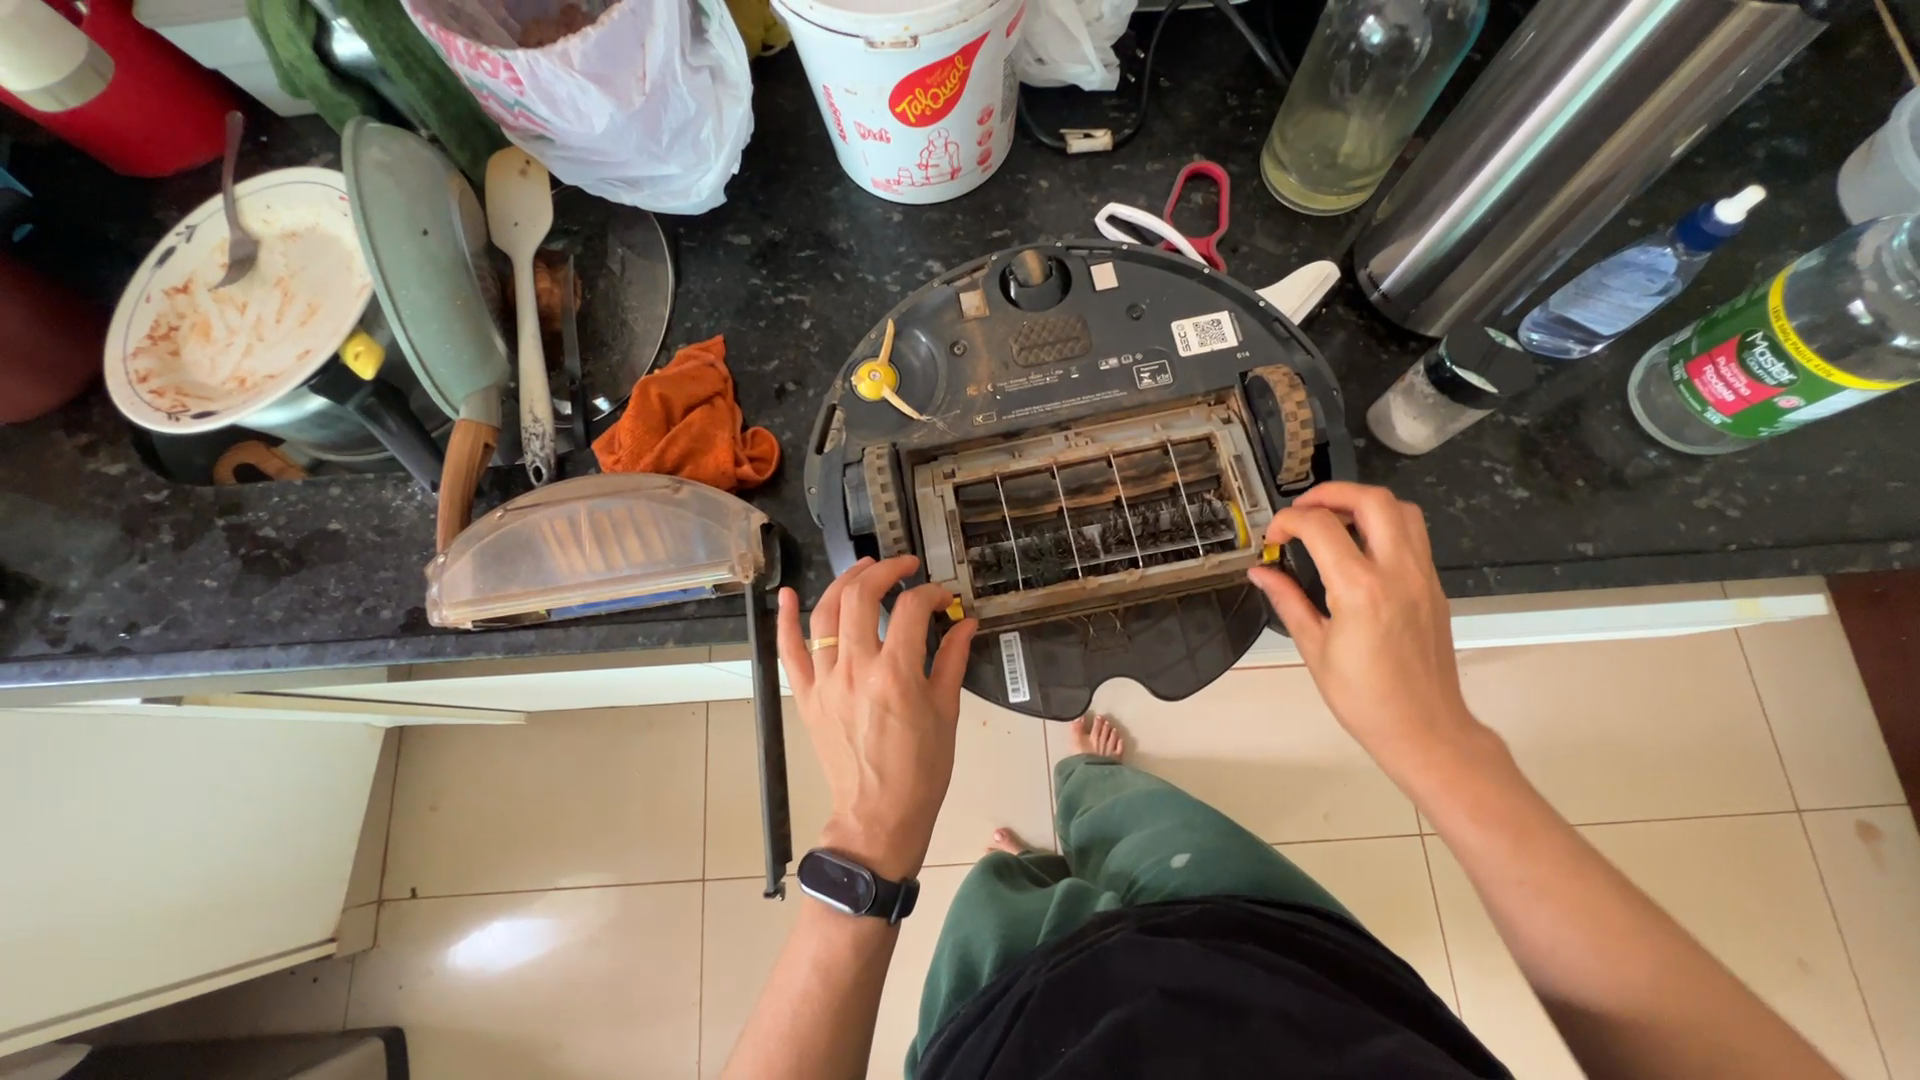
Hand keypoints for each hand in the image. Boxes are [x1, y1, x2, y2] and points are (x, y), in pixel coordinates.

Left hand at [776, 555, 978, 880]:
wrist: (878, 816)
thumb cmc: (921, 770)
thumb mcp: (946, 712)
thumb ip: (953, 659)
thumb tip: (965, 621)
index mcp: (896, 675)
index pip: (912, 609)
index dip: (930, 592)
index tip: (942, 597)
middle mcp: (856, 670)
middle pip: (862, 597)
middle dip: (885, 571)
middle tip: (903, 566)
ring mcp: (825, 682)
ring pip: (825, 613)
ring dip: (845, 582)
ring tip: (864, 569)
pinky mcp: (806, 697)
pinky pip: (789, 652)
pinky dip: (785, 620)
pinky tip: (788, 594)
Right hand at [1248, 482, 1482, 769]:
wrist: (1425, 728)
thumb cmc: (1364, 698)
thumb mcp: (1314, 648)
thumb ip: (1287, 600)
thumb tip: (1261, 572)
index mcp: (1360, 589)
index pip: (1321, 527)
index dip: (1289, 521)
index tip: (1273, 538)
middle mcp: (1397, 572)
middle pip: (1371, 500)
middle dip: (1331, 493)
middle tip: (1303, 510)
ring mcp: (1422, 576)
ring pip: (1401, 510)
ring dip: (1363, 504)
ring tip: (1333, 521)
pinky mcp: (1433, 586)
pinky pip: (1413, 536)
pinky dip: (1383, 526)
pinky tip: (1358, 549)